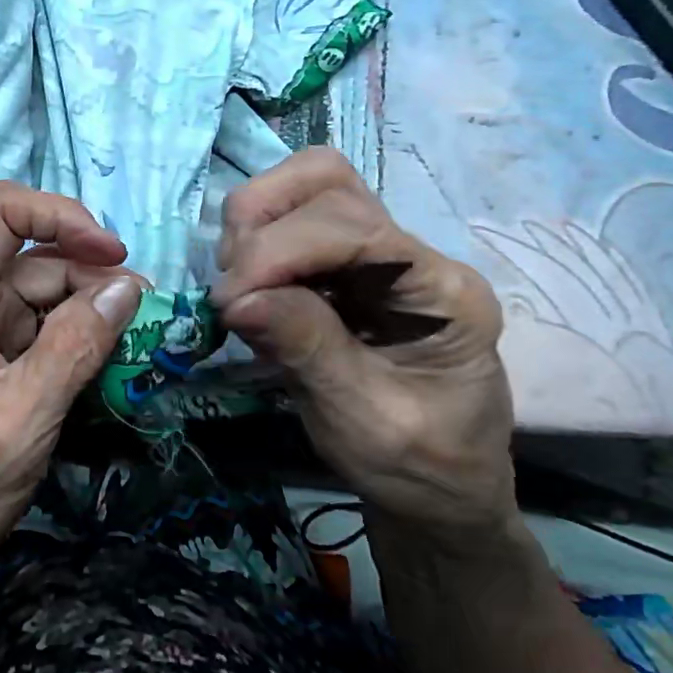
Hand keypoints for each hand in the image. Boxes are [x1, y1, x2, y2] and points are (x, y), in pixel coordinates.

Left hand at [0, 181, 142, 642]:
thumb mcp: (23, 413)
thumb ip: (76, 345)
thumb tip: (128, 286)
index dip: (57, 214)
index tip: (110, 252)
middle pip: (35, 255)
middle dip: (91, 276)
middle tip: (142, 316)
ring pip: (50, 291)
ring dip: (94, 308)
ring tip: (134, 342)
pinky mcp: (2, 356)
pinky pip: (50, 326)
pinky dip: (84, 335)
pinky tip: (113, 358)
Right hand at [213, 150, 514, 538]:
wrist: (438, 490)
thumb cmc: (418, 464)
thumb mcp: (366, 421)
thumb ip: (308, 350)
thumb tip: (236, 298)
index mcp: (442, 291)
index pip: (352, 227)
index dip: (279, 251)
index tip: (230, 303)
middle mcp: (410, 253)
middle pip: (325, 182)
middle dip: (260, 226)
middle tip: (233, 292)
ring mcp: (374, 252)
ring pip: (302, 186)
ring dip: (252, 224)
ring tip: (239, 288)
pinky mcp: (340, 262)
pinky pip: (287, 218)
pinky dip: (252, 241)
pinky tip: (249, 290)